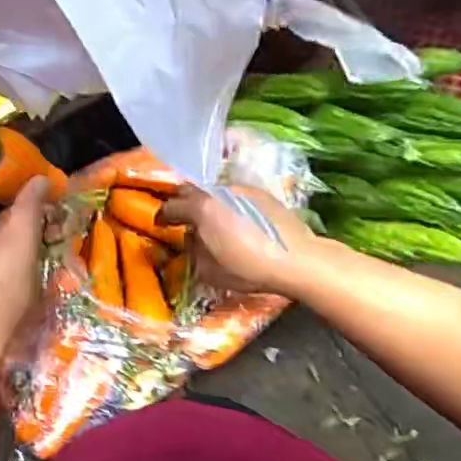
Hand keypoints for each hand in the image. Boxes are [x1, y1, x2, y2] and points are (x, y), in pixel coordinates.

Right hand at [158, 184, 322, 296]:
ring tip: (212, 221)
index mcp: (202, 209)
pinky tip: (236, 221)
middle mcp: (219, 192)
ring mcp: (242, 189)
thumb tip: (192, 238)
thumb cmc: (249, 268)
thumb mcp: (209, 270)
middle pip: (191, 190)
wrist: (298, 260)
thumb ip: (193, 250)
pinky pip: (235, 195)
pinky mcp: (262, 194)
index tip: (162, 225)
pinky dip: (229, 204)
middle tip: (183, 218)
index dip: (163, 217)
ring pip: (215, 191)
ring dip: (208, 203)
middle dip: (183, 203)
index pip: (171, 206)